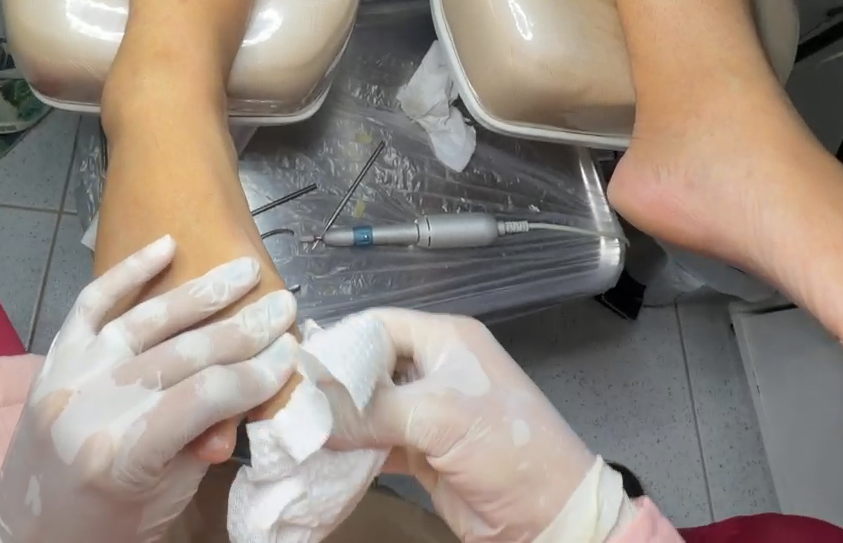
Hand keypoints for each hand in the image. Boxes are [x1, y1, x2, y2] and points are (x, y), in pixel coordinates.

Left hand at [0, 236, 298, 542]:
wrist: (22, 539)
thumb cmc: (105, 529)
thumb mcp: (167, 498)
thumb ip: (204, 435)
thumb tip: (247, 381)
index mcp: (122, 454)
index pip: (206, 396)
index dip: (256, 373)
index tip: (291, 352)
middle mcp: (93, 404)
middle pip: (185, 353)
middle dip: (245, 328)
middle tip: (284, 304)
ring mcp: (70, 372)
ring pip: (148, 318)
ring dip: (204, 291)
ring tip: (246, 269)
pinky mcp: (56, 356)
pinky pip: (93, 300)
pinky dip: (130, 269)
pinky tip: (167, 246)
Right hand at [322, 309, 598, 542]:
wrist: (550, 517)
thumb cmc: (504, 444)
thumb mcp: (437, 416)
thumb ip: (372, 409)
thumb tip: (312, 410)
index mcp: (443, 339)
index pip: (379, 325)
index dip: (342, 340)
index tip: (302, 362)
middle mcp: (434, 367)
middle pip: (371, 365)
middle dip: (336, 383)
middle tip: (292, 398)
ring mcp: (428, 411)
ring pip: (372, 406)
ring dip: (342, 419)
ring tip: (300, 427)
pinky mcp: (424, 450)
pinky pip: (379, 441)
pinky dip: (355, 448)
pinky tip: (326, 455)